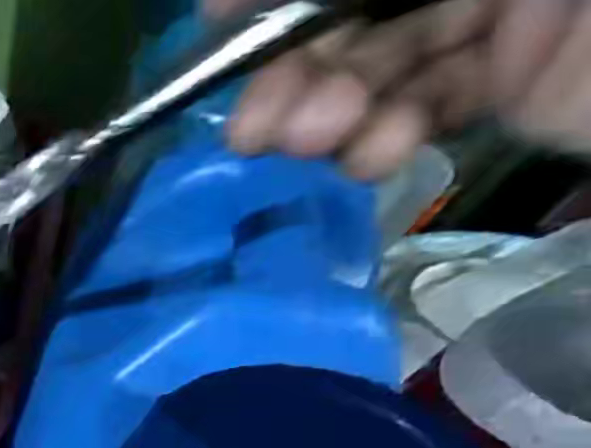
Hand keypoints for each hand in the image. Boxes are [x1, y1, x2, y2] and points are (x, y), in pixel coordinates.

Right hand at [208, 0, 590, 178]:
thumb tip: (218, 0)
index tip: (213, 24)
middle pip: (349, 24)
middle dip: (293, 77)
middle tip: (256, 130)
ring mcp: (503, 25)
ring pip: (373, 74)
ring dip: (326, 118)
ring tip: (315, 141)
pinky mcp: (512, 87)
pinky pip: (421, 113)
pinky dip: (380, 142)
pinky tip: (376, 155)